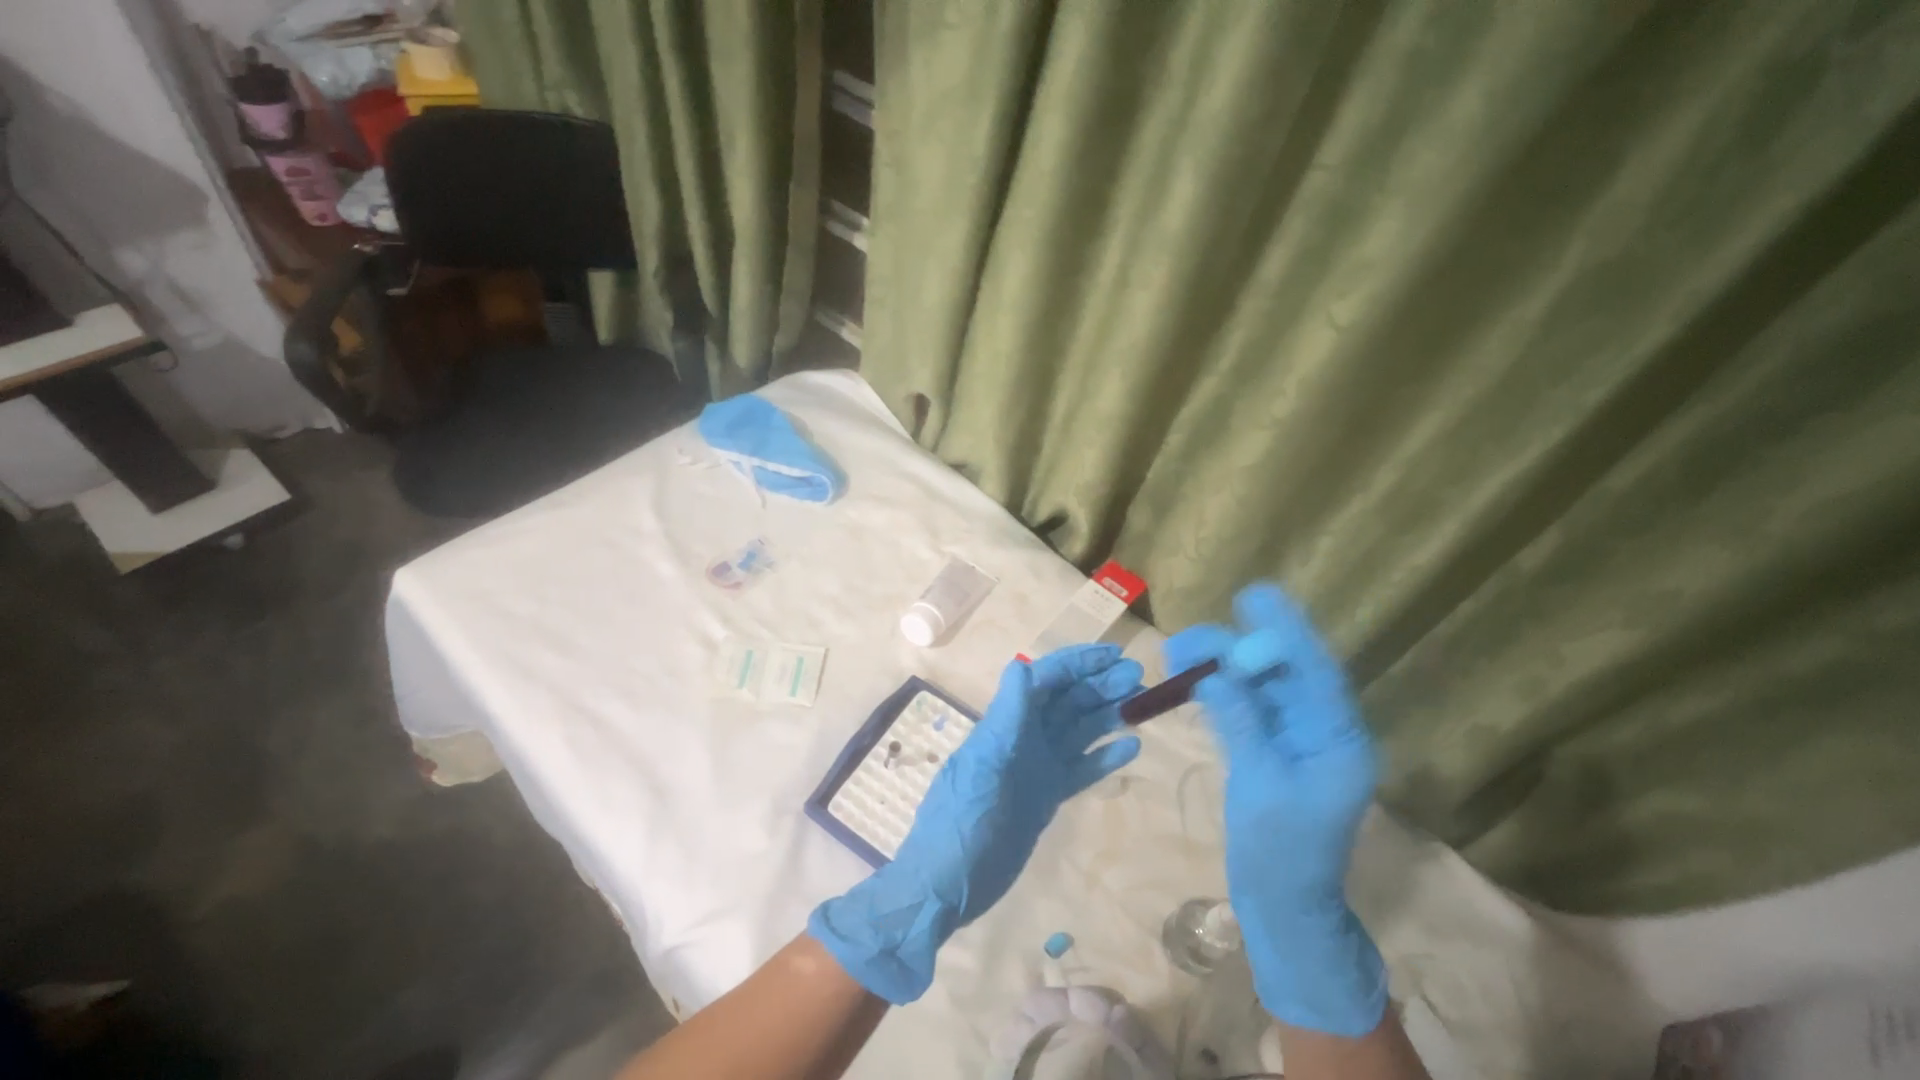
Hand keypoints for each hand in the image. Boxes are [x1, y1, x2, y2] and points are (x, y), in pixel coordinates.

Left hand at [809, 645, 1143, 1003]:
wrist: (946, 883)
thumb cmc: (962, 823)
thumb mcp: (984, 765)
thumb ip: (1007, 718)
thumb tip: (1022, 665)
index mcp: (1006, 725)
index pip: (1046, 680)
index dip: (1079, 663)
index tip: (1116, 654)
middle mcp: (1023, 740)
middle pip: (1067, 701)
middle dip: (1100, 684)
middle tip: (1139, 677)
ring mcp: (1036, 769)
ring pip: (1078, 730)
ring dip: (1108, 714)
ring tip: (1142, 703)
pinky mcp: (1046, 798)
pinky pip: (1080, 769)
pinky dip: (1105, 757)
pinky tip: (1132, 747)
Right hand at [1164, 584, 1386, 1036]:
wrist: (1284, 907)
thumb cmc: (1282, 852)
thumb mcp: (1261, 785)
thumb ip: (1242, 724)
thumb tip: (1216, 675)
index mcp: (1338, 739)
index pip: (1314, 671)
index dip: (1285, 629)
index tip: (1253, 596)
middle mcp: (1323, 732)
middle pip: (1283, 675)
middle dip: (1238, 652)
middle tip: (1188, 639)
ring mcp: (1297, 744)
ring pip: (1261, 692)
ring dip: (1224, 672)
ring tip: (1179, 654)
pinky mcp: (1273, 756)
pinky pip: (1250, 713)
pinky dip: (1223, 697)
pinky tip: (1195, 684)